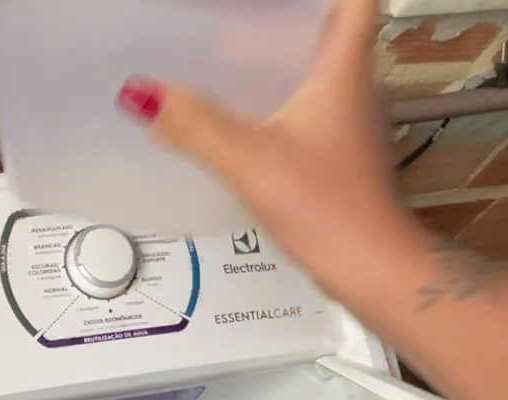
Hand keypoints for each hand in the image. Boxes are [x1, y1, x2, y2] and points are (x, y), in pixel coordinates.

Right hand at [118, 0, 414, 287]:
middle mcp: (354, 91)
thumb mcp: (251, 161)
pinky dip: (277, 112)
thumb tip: (142, 93)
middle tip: (236, 29)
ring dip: (280, 68)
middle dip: (286, 24)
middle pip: (329, 34)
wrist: (365, 265)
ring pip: (316, 78)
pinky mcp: (336, 163)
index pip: (355, 1)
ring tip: (230, 69)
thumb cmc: (327, 207)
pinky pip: (305, 119)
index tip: (277, 6)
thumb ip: (196, 126)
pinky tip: (244, 129)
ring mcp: (347, 129)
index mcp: (344, 71)